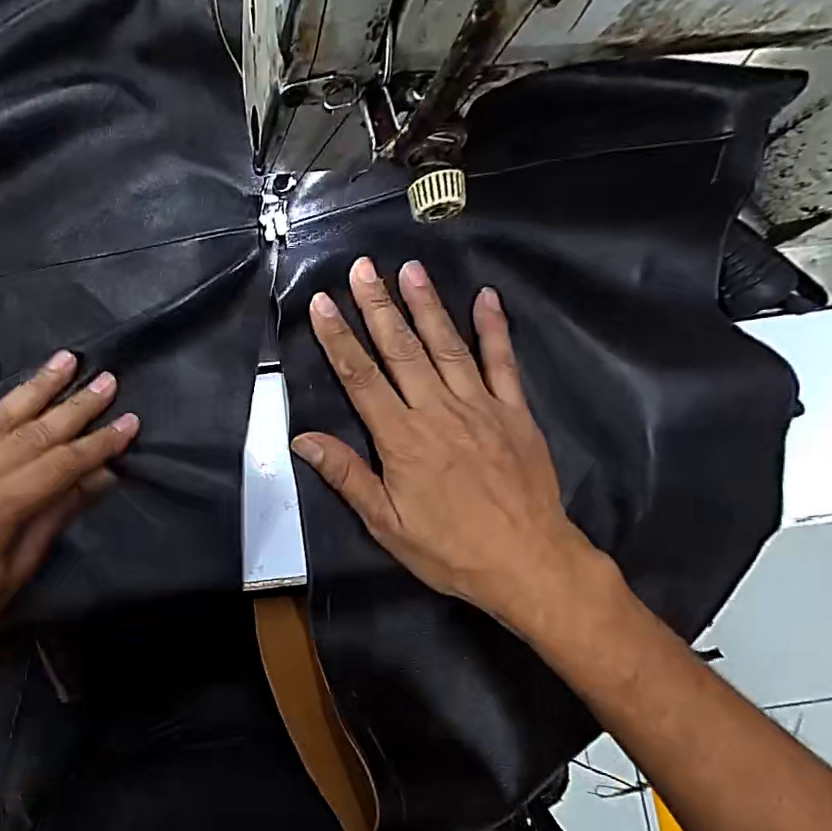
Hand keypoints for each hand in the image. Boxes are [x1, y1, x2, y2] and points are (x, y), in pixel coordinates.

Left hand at [0, 350, 137, 667]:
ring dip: (34, 386)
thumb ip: (55, 517)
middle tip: (108, 381)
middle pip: (35, 433)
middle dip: (77, 407)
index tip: (129, 422)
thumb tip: (100, 478)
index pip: (61, 465)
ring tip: (66, 360)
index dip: (100, 444)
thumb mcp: (15, 572)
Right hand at [292, 257, 608, 627]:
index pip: (361, 377)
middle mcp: (438, 411)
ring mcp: (480, 407)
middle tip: (362, 268)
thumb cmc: (450, 549)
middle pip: (401, 350)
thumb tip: (304, 440)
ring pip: (447, 346)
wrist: (528, 562)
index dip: (339, 338)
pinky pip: (503, 362)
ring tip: (409, 269)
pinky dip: (494, 329)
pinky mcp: (515, 412)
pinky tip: (486, 298)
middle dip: (378, 306)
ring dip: (426, 305)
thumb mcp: (387, 523)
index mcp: (402, 439)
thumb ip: (348, 476)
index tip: (324, 303)